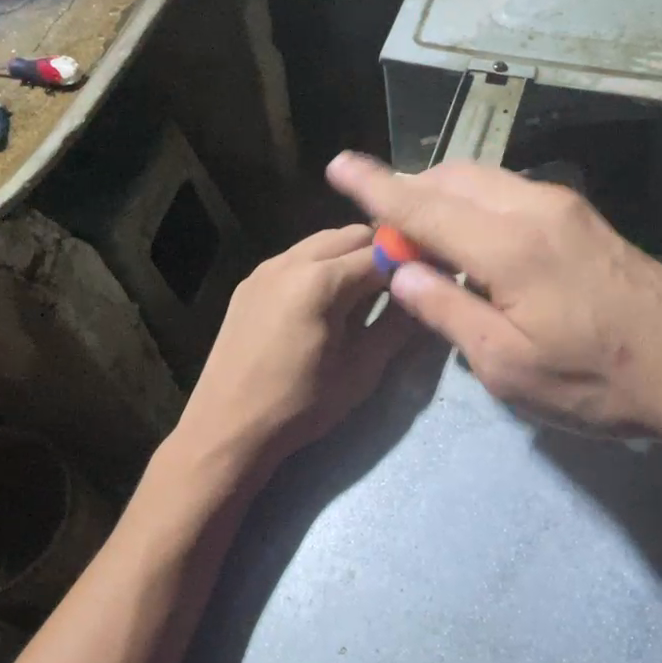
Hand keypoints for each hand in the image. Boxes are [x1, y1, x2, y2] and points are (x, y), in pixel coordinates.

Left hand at [173, 225, 413, 473]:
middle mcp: (291, 261)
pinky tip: (330, 300)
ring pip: (323, 241)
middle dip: (383, 251)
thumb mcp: (361, 371)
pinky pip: (297, 258)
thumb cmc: (300, 406)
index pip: (383, 252)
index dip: (413, 260)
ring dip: (351, 255)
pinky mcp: (250, 283)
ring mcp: (265, 268)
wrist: (227, 428)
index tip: (434, 274)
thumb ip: (397, 325)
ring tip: (369, 291)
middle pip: (352, 234)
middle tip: (405, 282)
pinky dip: (322, 266)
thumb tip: (428, 293)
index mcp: (321, 282)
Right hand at [326, 153, 661, 473]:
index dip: (375, 186)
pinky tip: (477, 243)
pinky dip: (479, 207)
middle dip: (411, 191)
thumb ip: (447, 312)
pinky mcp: (587, 219)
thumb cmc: (599, 383)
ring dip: (446, 198)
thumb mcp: (507, 366)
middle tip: (384, 224)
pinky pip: (514, 195)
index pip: (422, 205)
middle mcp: (536, 208)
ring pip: (486, 182)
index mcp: (509, 246)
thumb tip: (400, 272)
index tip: (339, 164)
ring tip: (426, 236)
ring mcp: (567, 209)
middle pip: (454, 179)